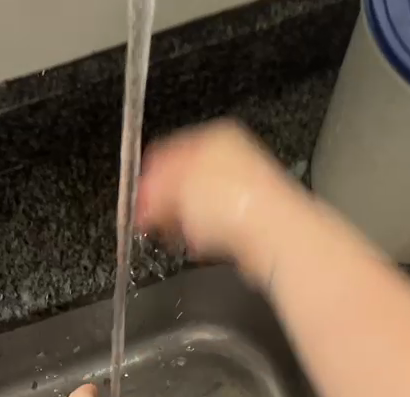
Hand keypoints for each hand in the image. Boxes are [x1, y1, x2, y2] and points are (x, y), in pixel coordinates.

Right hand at [135, 121, 302, 280]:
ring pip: (198, 206)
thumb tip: (143, 200)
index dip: (148, 179)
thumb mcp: (177, 189)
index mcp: (214, 139)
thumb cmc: (232, 203)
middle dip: (165, 204)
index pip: (168, 153)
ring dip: (183, 223)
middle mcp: (230, 159)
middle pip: (183, 180)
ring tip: (176, 236)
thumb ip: (154, 192)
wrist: (271, 233)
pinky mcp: (247, 218)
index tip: (138, 202)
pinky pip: (214, 226)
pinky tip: (198, 245)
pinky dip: (203, 236)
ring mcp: (241, 188)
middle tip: (152, 222)